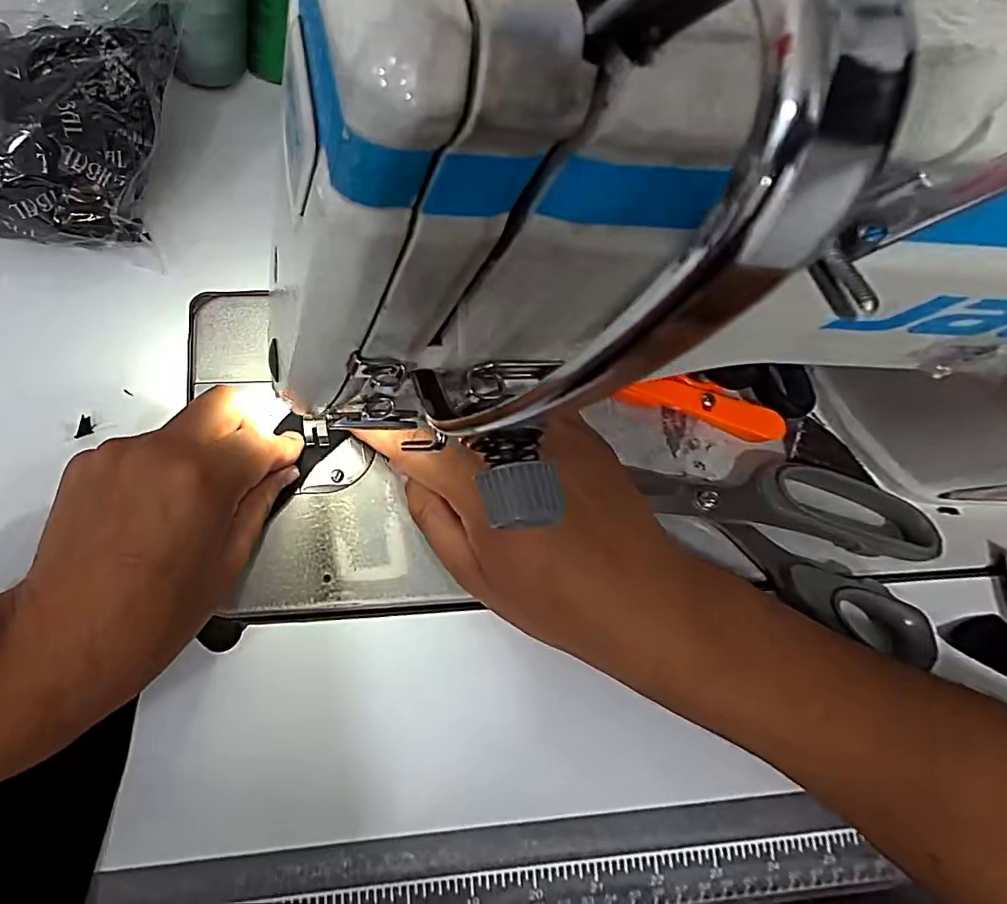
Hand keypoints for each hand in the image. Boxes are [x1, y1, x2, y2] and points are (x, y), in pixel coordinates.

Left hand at [0, 386, 301, 784]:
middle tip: (250, 458)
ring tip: (194, 501)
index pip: (259, 437)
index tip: (283, 452)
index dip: (280, 446)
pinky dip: (156, 467)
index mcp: (200, 480)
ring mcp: (119, 455)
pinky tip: (155, 510)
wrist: (64, 640)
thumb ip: (255, 509)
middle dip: (244, 426)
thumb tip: (273, 479)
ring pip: (179, 427)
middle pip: (220, 404)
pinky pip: (139, 448)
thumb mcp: (221, 568)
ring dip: (197, 451)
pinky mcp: (89, 463)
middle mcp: (157, 454)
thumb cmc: (137, 623)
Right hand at [357, 415, 719, 677]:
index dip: (378, 428)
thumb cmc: (569, 598)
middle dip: (422, 429)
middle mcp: (515, 447)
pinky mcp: (576, 429)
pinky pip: (520, 412)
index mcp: (481, 484)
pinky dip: (502, 426)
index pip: (410, 441)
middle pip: (444, 416)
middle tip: (422, 457)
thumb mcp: (475, 573)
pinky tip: (514, 463)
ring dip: (461, 426)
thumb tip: (415, 480)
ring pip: (481, 407)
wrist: (643, 597)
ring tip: (480, 471)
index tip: (363, 421)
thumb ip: (431, 515)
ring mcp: (549, 432)